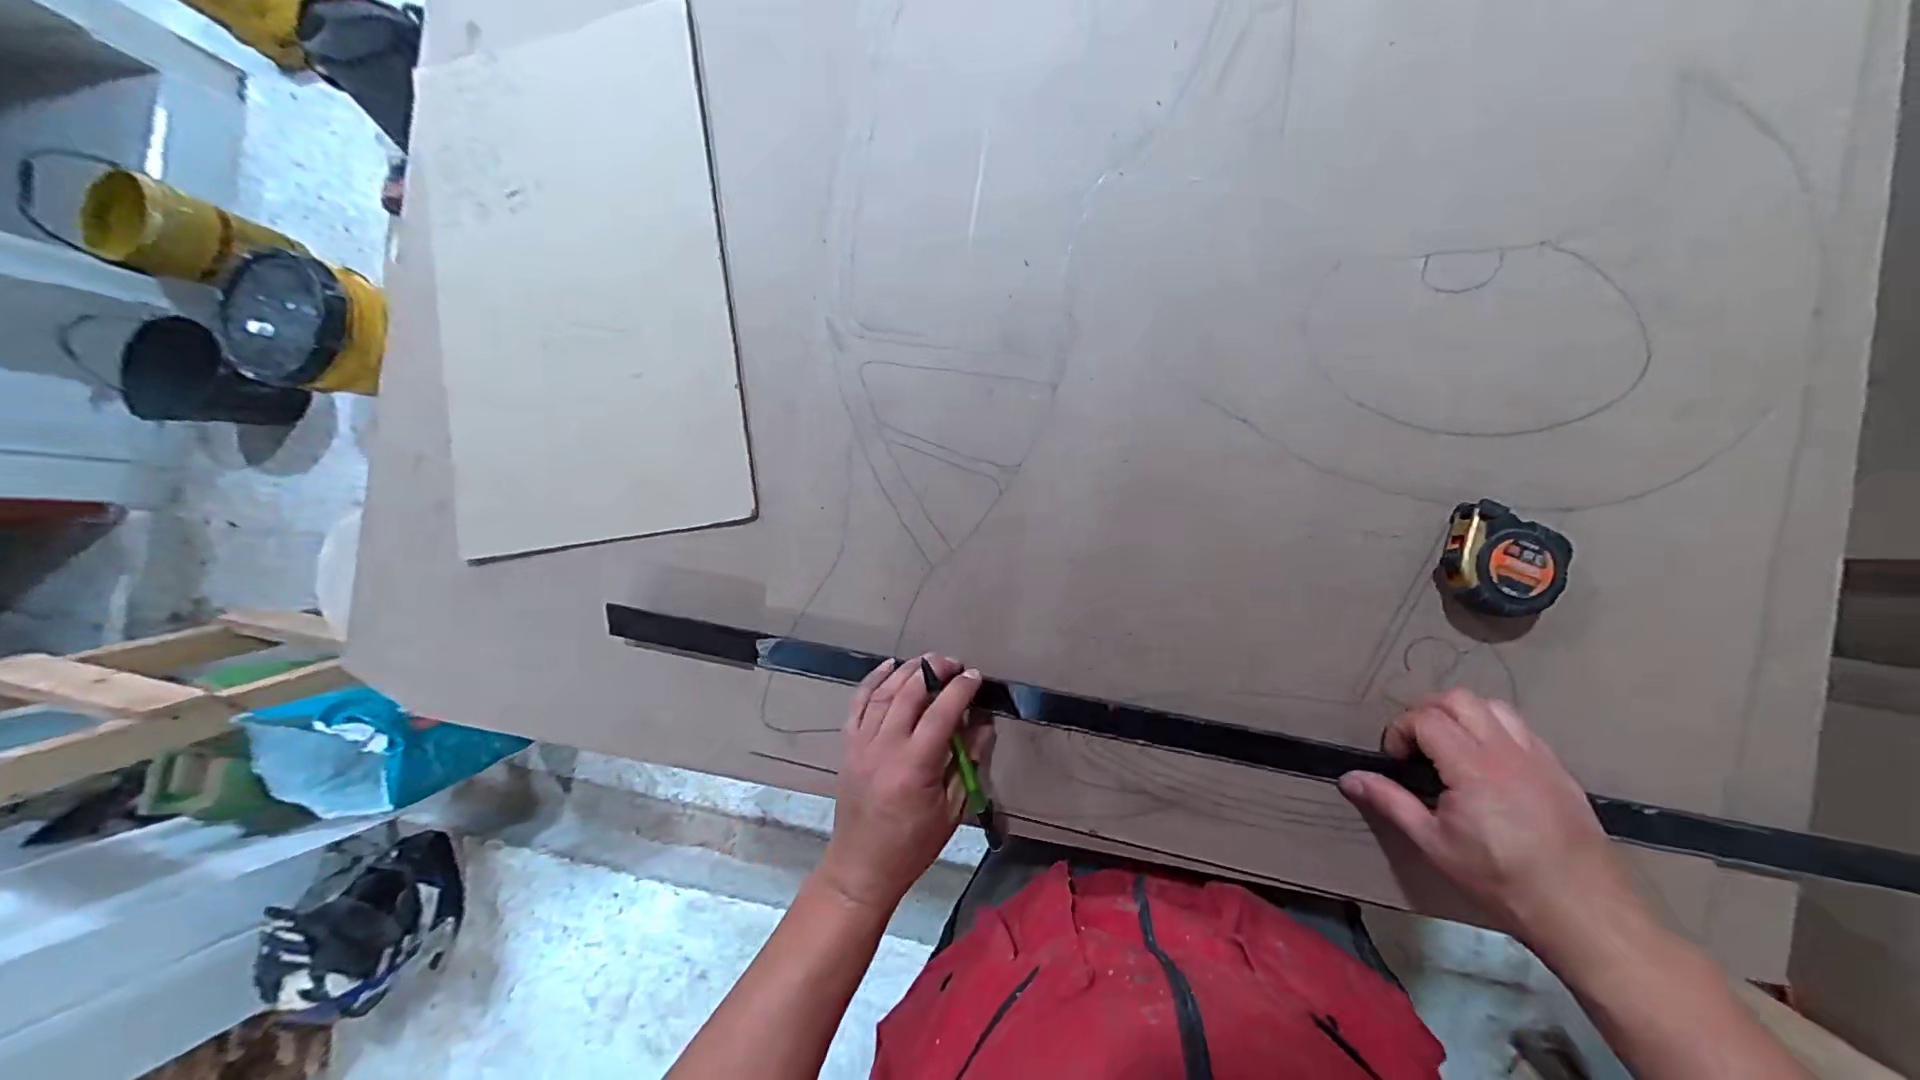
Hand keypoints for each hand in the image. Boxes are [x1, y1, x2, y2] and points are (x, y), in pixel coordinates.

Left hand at [815, 655, 993, 912]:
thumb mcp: (952, 810)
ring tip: (928, 660)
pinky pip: (858, 703)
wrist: (861, 867)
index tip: (975, 676)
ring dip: (907, 671)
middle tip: (954, 663)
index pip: (941, 713)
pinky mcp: (848, 746)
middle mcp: (885, 747)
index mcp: (914, 766)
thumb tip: (983, 724)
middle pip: (910, 694)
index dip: (960, 690)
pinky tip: (888, 666)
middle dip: (934, 671)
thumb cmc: (913, 845)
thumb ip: (969, 763)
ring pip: (884, 693)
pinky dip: (873, 681)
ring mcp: (861, 744)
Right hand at [1338, 689, 1639, 949]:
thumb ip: (1389, 802)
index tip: (1396, 760)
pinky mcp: (1559, 771)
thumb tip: (1348, 778)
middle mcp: (1507, 751)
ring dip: (1463, 716)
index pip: (1427, 718)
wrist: (1584, 911)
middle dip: (1427, 713)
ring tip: (1452, 748)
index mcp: (1473, 767)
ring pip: (1494, 706)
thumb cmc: (1500, 879)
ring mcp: (1539, 758)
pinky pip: (1521, 729)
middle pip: (1459, 699)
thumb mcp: (1434, 843)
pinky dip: (1494, 730)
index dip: (1401, 731)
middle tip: (1417, 747)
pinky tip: (1487, 765)